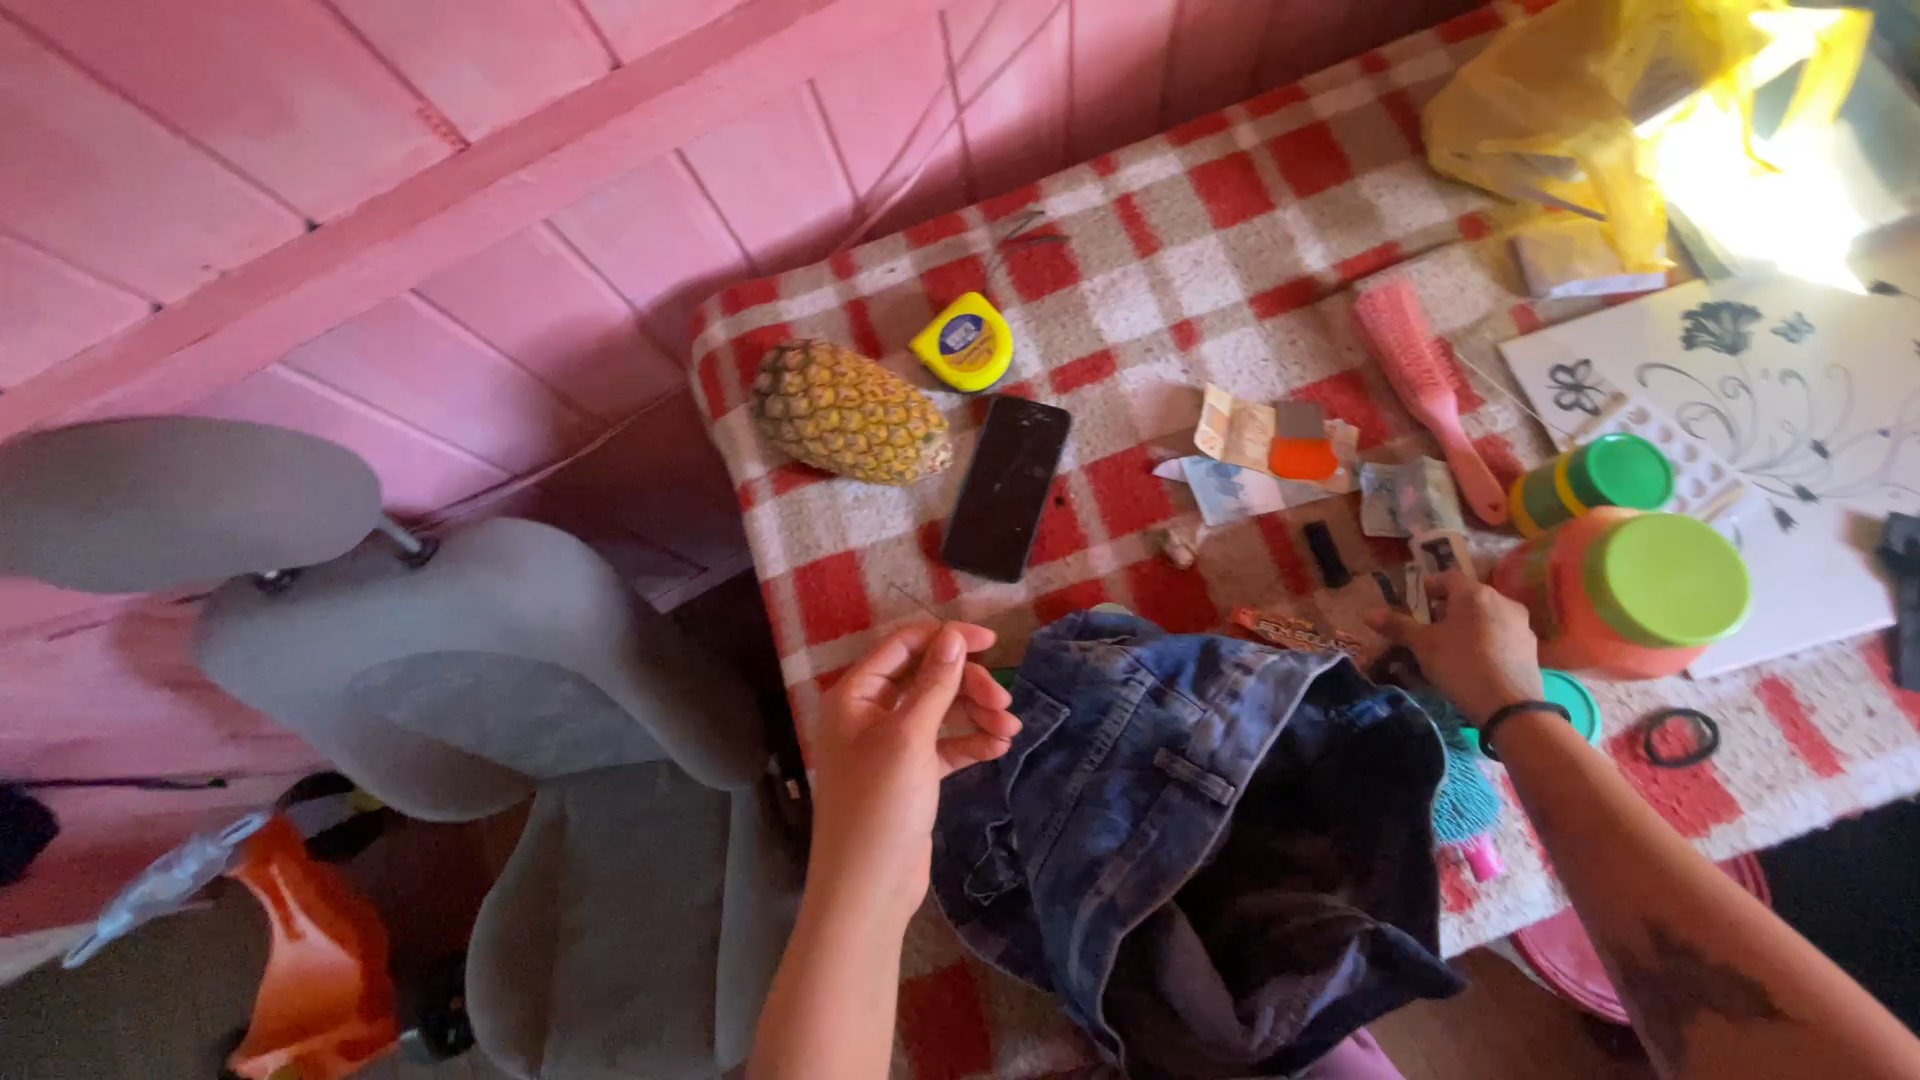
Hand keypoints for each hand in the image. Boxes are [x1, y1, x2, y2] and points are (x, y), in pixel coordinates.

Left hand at [806, 621, 1021, 930]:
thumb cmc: (879, 805)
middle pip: (927, 678)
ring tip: (1010, 730)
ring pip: (940, 711)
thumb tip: (954, 637)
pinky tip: (999, 749)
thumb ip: (934, 684)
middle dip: (967, 686)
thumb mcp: (908, 738)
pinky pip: (944, 745)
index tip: (992, 643)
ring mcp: (890, 745)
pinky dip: (970, 742)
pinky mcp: (910, 774)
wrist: (867, 891)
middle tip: (1004, 703)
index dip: (947, 638)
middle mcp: (869, 713)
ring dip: (976, 714)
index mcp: (855, 694)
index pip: (904, 646)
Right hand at [1365, 569, 1543, 725]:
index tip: (1413, 605)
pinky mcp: (1531, 647)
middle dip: (1445, 609)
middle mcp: (1502, 601)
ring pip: (1486, 616)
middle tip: (1427, 629)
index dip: (1427, 588)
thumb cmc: (1460, 664)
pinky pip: (1500, 634)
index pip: (1446, 577)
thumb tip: (1367, 613)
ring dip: (1467, 624)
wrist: (1510, 705)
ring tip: (1450, 647)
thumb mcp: (1422, 645)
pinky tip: (1474, 662)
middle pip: (1467, 597)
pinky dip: (1485, 640)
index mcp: (1474, 594)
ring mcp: (1521, 624)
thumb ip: (1397, 625)